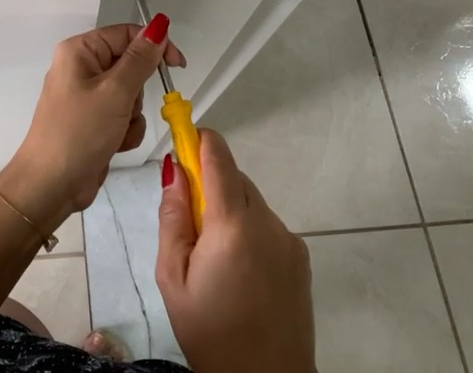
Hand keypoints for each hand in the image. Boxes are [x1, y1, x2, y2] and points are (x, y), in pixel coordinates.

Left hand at [0, 16, 185, 229]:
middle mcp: (81, 68)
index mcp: (80, 51)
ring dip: (132, 115)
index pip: (126, 34)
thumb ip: (141, 59)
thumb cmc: (80, 132)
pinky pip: (123, 116)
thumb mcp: (115, 92)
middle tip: (126, 107)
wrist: (52, 185)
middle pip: (130, 65)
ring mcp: (87, 97)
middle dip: (137, 91)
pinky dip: (125, 130)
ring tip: (116, 131)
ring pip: (131, 94)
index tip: (178, 66)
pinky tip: (114, 145)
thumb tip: (159, 26)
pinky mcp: (93, 121)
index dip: (154, 45)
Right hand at [157, 129, 314, 372]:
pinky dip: (249, 230)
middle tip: (188, 219)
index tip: (181, 140)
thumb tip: (174, 170)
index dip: (198, 140)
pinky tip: (239, 269)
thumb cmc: (210, 332)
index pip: (218, 155)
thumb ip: (172, 217)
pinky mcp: (300, 256)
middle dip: (209, 183)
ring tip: (213, 255)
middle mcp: (266, 221)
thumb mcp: (172, 276)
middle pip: (234, 176)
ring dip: (229, 208)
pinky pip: (267, 224)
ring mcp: (288, 238)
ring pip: (251, 200)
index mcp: (232, 225)